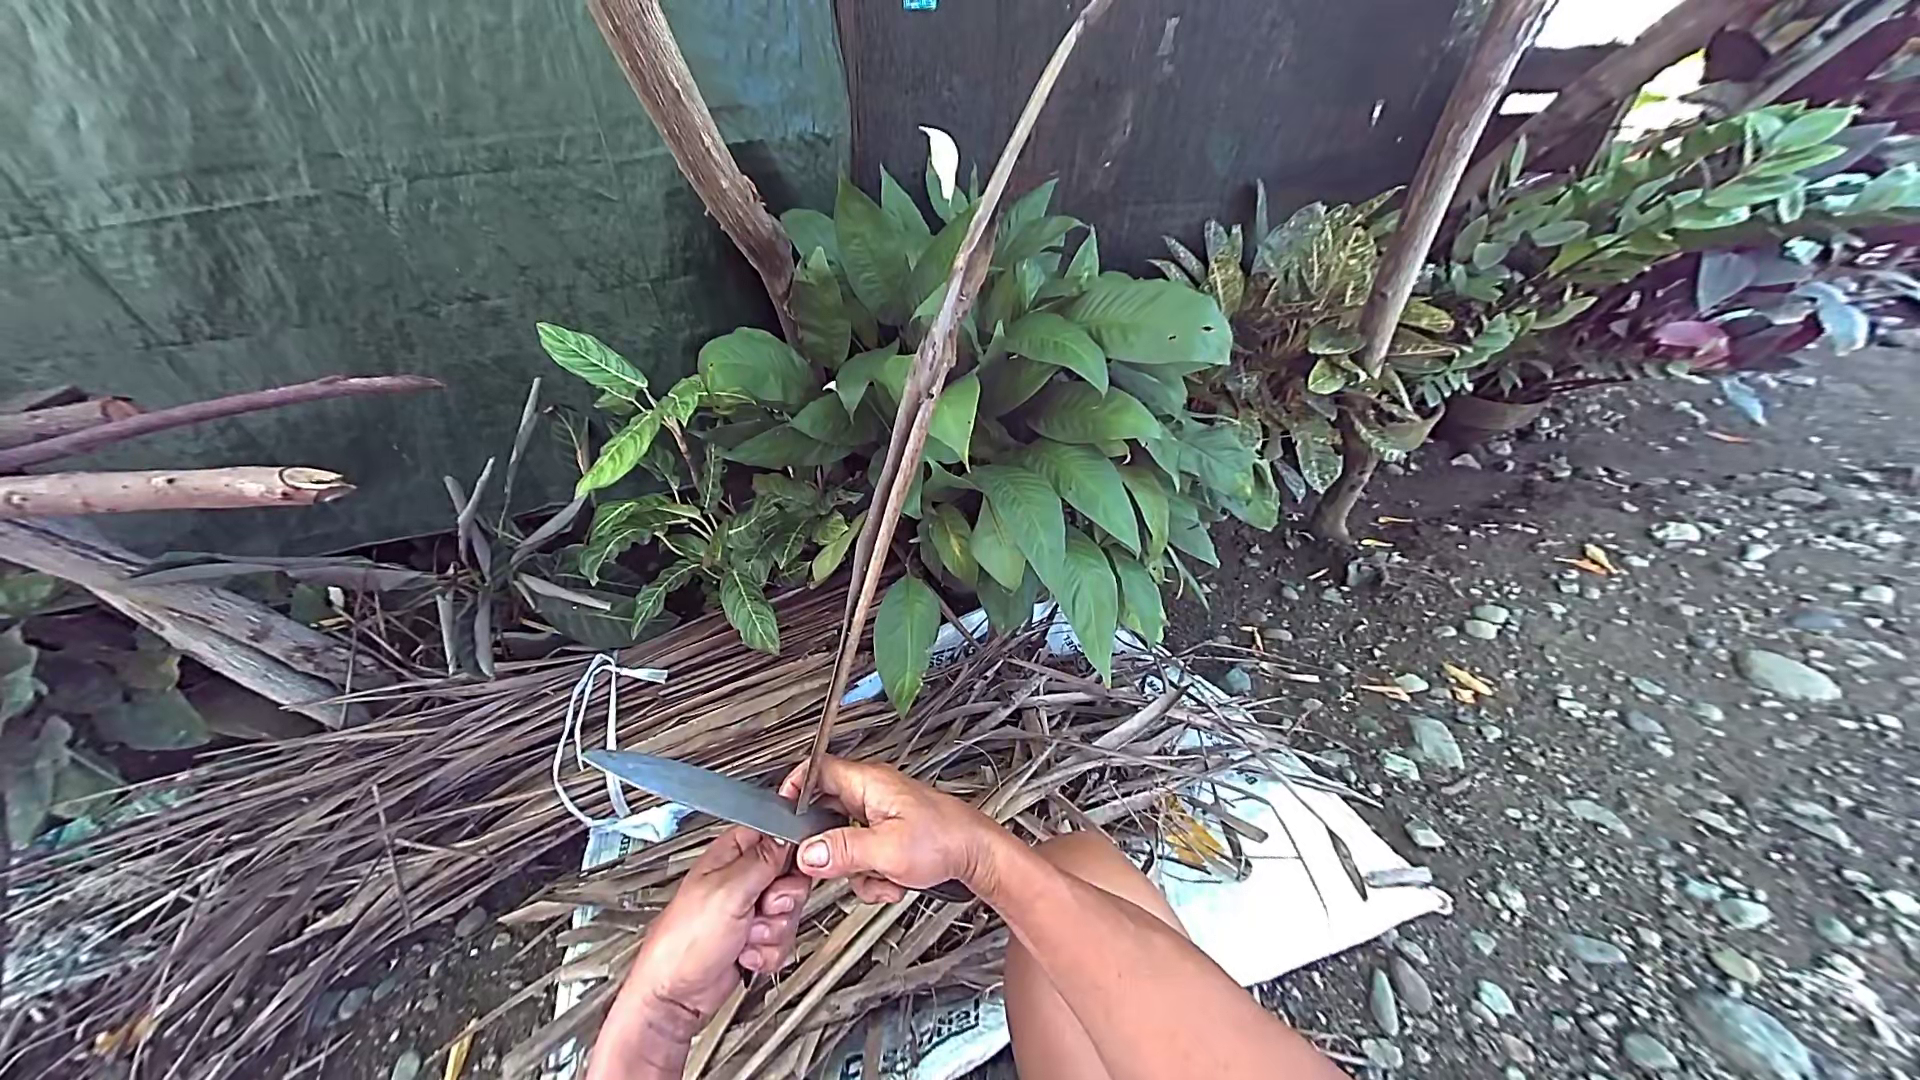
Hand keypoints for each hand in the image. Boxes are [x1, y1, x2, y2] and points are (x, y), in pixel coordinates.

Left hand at [616, 827, 808, 1030]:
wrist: (672, 1000)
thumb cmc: (682, 943)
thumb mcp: (728, 891)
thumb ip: (764, 859)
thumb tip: (790, 833)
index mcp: (735, 851)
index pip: (782, 834)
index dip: (792, 853)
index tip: (784, 872)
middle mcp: (747, 875)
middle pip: (794, 875)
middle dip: (782, 900)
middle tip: (760, 908)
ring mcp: (754, 906)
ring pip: (792, 909)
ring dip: (771, 931)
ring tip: (744, 935)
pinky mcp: (759, 934)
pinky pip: (786, 937)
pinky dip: (768, 952)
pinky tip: (744, 953)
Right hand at [778, 756, 1002, 903]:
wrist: (978, 854)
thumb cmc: (945, 839)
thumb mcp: (887, 850)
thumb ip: (843, 850)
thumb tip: (807, 852)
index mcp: (869, 782)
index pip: (816, 770)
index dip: (794, 789)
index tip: (781, 817)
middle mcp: (871, 792)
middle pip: (824, 811)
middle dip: (827, 845)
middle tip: (831, 863)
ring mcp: (880, 813)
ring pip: (842, 839)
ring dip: (855, 867)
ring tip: (878, 874)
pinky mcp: (888, 833)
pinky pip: (861, 854)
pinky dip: (872, 873)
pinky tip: (891, 880)